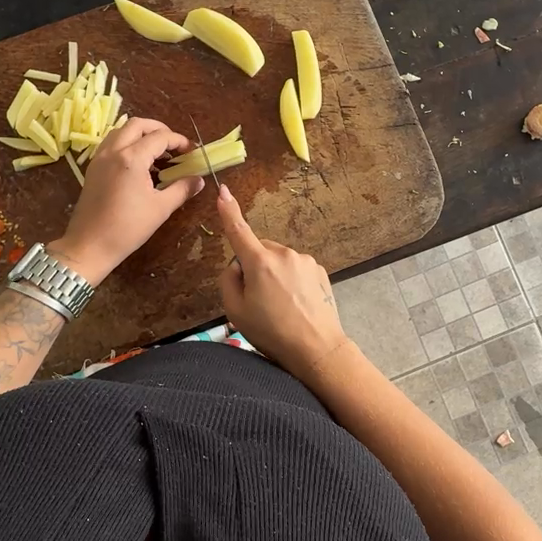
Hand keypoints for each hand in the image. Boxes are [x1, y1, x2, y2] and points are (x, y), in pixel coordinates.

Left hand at [49, 118, 203, 283]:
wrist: (89, 245)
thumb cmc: (128, 228)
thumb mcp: (161, 208)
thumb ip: (182, 189)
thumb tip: (199, 180)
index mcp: (131, 158)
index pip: (160, 137)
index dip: (179, 141)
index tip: (192, 152)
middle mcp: (113, 151)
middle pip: (137, 125)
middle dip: (159, 130)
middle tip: (174, 145)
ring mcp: (100, 158)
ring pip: (121, 131)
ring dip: (141, 135)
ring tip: (157, 153)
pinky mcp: (93, 168)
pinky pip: (111, 144)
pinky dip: (127, 144)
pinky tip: (139, 163)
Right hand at [214, 184, 350, 380]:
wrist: (317, 348)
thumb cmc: (272, 333)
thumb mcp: (236, 312)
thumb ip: (228, 281)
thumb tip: (236, 266)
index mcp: (259, 262)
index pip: (238, 230)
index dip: (228, 210)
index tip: (222, 192)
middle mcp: (283, 254)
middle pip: (259, 250)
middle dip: (254, 266)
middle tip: (256, 299)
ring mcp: (304, 261)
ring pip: (278, 260)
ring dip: (274, 274)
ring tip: (279, 306)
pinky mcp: (319, 270)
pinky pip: (296, 268)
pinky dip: (291, 280)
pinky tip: (295, 304)